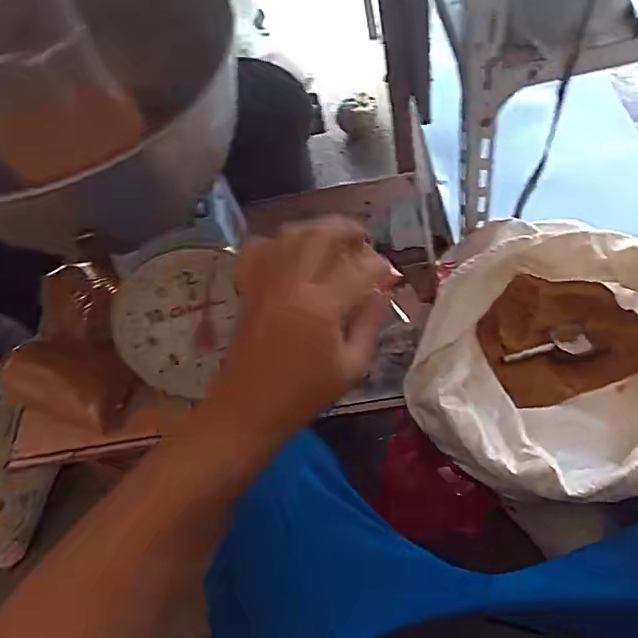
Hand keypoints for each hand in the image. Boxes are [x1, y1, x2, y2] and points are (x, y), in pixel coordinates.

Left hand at [208, 217, 393, 435]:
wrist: (249, 408)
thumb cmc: (306, 393)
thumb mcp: (352, 366)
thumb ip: (370, 322)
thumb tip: (380, 292)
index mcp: (322, 306)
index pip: (360, 268)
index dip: (380, 266)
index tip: (388, 273)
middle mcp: (291, 284)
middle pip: (322, 234)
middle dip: (348, 229)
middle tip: (363, 238)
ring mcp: (265, 282)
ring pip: (290, 233)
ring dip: (316, 229)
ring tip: (333, 239)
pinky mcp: (249, 287)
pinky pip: (260, 248)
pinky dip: (278, 242)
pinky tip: (292, 253)